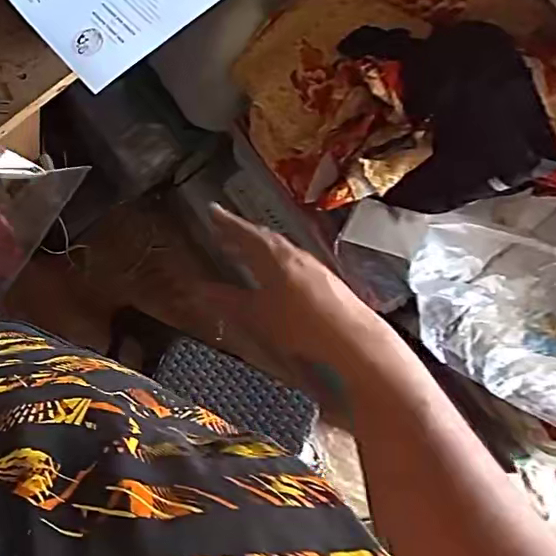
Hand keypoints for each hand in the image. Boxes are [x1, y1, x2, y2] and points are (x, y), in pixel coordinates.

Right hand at [197, 204, 416, 420]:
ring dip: (259, 248)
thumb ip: (226, 300)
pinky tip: (271, 274)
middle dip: (242, 233)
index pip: (245, 233)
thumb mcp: (255, 315)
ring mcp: (314, 269)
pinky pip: (293, 263)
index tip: (212, 210)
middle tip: (223, 230)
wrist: (356, 345)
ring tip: (242, 251)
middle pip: (265, 239)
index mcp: (274, 257)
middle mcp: (296, 256)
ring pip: (281, 250)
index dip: (227, 222)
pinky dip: (275, 262)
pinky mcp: (327, 284)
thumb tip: (198, 290)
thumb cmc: (300, 327)